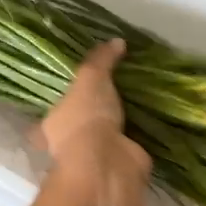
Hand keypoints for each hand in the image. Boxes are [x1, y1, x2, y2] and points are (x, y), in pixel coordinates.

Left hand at [38, 40, 151, 178]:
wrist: (108, 163)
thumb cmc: (85, 118)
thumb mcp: (89, 78)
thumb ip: (100, 59)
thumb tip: (116, 41)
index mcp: (52, 123)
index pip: (54, 110)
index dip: (64, 99)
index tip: (79, 87)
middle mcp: (69, 143)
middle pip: (81, 123)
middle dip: (95, 111)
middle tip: (115, 88)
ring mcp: (96, 157)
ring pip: (108, 133)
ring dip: (121, 121)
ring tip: (138, 97)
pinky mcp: (122, 163)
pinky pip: (131, 142)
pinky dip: (140, 132)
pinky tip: (153, 116)